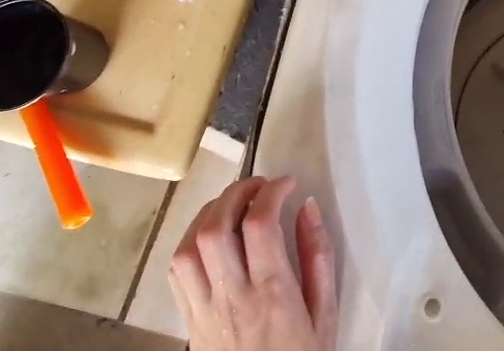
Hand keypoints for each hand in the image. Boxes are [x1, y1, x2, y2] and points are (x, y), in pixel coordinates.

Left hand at [169, 175, 337, 350]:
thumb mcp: (326, 314)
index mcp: (273, 293)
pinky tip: (210, 235)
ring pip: (189, 245)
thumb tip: (308, 206)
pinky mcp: (189, 320)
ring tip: (234, 204)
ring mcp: (204, 309)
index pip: (260, 224)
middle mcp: (233, 296)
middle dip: (237, 192)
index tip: (288, 183)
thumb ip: (319, 257)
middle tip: (259, 186)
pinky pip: (177, 270)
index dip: (272, 190)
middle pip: (217, 227)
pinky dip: (190, 240)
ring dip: (210, 212)